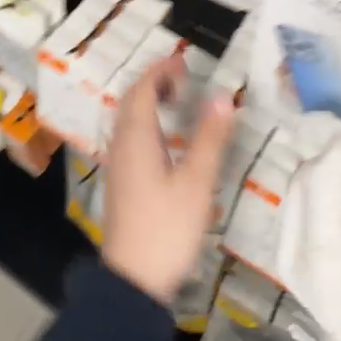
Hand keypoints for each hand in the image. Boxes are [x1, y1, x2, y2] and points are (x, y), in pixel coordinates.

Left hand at [100, 56, 236, 303]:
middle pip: (131, 102)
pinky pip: (130, 138)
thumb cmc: (167, 228)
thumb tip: (222, 95)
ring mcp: (117, 164)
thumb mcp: (196, 183)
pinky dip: (147, 125)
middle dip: (154, 82)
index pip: (141, 89)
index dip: (160, 70)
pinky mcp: (121, 182)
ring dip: (149, 103)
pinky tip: (167, 141)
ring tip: (177, 102)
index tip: (182, 60)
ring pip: (128, 121)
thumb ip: (209, 138)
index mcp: (135, 138)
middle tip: (183, 77)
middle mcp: (120, 145)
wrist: (133, 279)